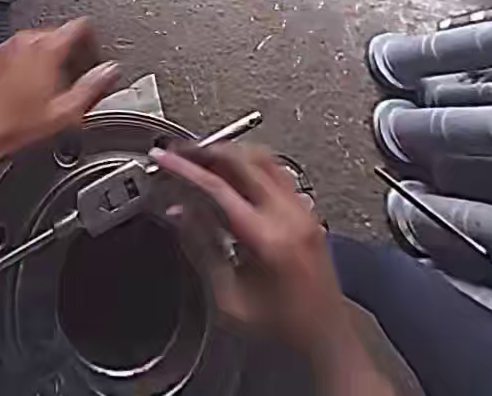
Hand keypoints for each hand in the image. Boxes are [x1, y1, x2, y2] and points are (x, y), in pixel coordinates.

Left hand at [0, 18, 122, 169]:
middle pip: (60, 35)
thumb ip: (94, 87)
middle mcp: (25, 41)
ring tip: (53, 90)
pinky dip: (30, 65)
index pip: (80, 26)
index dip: (94, 42)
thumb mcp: (66, 113)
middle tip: (78, 80)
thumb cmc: (14, 128)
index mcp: (46, 48)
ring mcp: (6, 48)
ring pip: (39, 44)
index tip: (95, 59)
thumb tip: (110, 72)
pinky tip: (30, 92)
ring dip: (51, 60)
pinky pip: (20, 53)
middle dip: (73, 55)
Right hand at [152, 143, 347, 356]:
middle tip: (179, 151)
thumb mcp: (229, 298)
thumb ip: (201, 248)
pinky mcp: (307, 210)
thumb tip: (179, 211)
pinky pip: (276, 168)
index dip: (185, 168)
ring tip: (202, 156)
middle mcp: (288, 216)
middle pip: (240, 159)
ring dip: (227, 151)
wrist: (326, 341)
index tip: (164, 158)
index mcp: (267, 239)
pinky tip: (234, 168)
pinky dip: (249, 160)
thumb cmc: (282, 328)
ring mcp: (301, 210)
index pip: (217, 187)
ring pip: (260, 156)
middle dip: (203, 151)